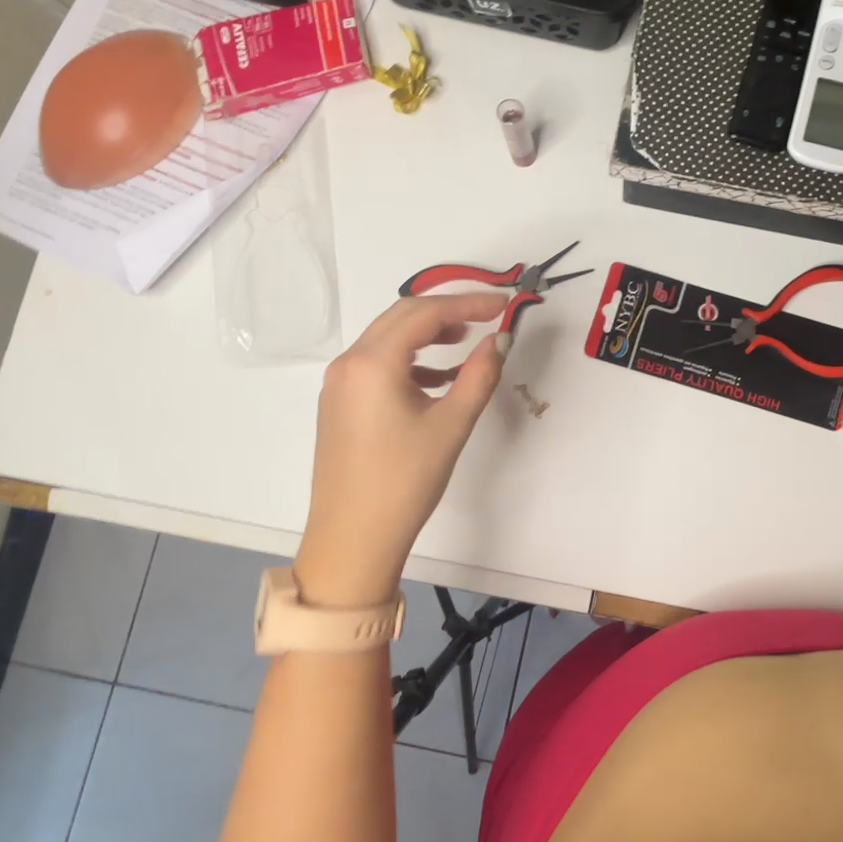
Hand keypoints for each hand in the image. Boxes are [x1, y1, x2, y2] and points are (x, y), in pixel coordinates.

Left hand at [294, 292, 508, 606]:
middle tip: (486, 316)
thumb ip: (479, 375)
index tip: (504, 304)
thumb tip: (499, 339)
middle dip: (446, 311)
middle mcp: (349, 363)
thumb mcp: (452, 425)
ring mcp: (339, 384)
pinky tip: (438, 380)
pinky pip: (377, 364)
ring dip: (426, 334)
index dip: (468, 303)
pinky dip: (410, 361)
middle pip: (401, 317)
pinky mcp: (339, 404)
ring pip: (387, 339)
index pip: (425, 313)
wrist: (353, 538)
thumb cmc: (405, 481)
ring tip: (465, 342)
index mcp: (372, 362)